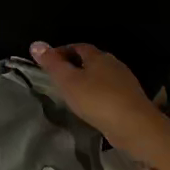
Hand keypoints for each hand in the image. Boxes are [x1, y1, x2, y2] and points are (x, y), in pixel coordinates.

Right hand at [30, 42, 169, 164]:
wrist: (134, 125)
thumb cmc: (97, 100)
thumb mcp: (68, 81)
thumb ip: (52, 64)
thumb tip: (35, 44)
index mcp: (98, 56)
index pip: (77, 46)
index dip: (61, 52)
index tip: (48, 62)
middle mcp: (113, 64)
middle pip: (90, 60)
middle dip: (74, 65)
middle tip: (58, 78)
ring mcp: (124, 81)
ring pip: (100, 75)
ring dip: (87, 80)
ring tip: (72, 93)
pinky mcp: (129, 98)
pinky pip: (108, 90)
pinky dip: (96, 93)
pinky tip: (90, 105)